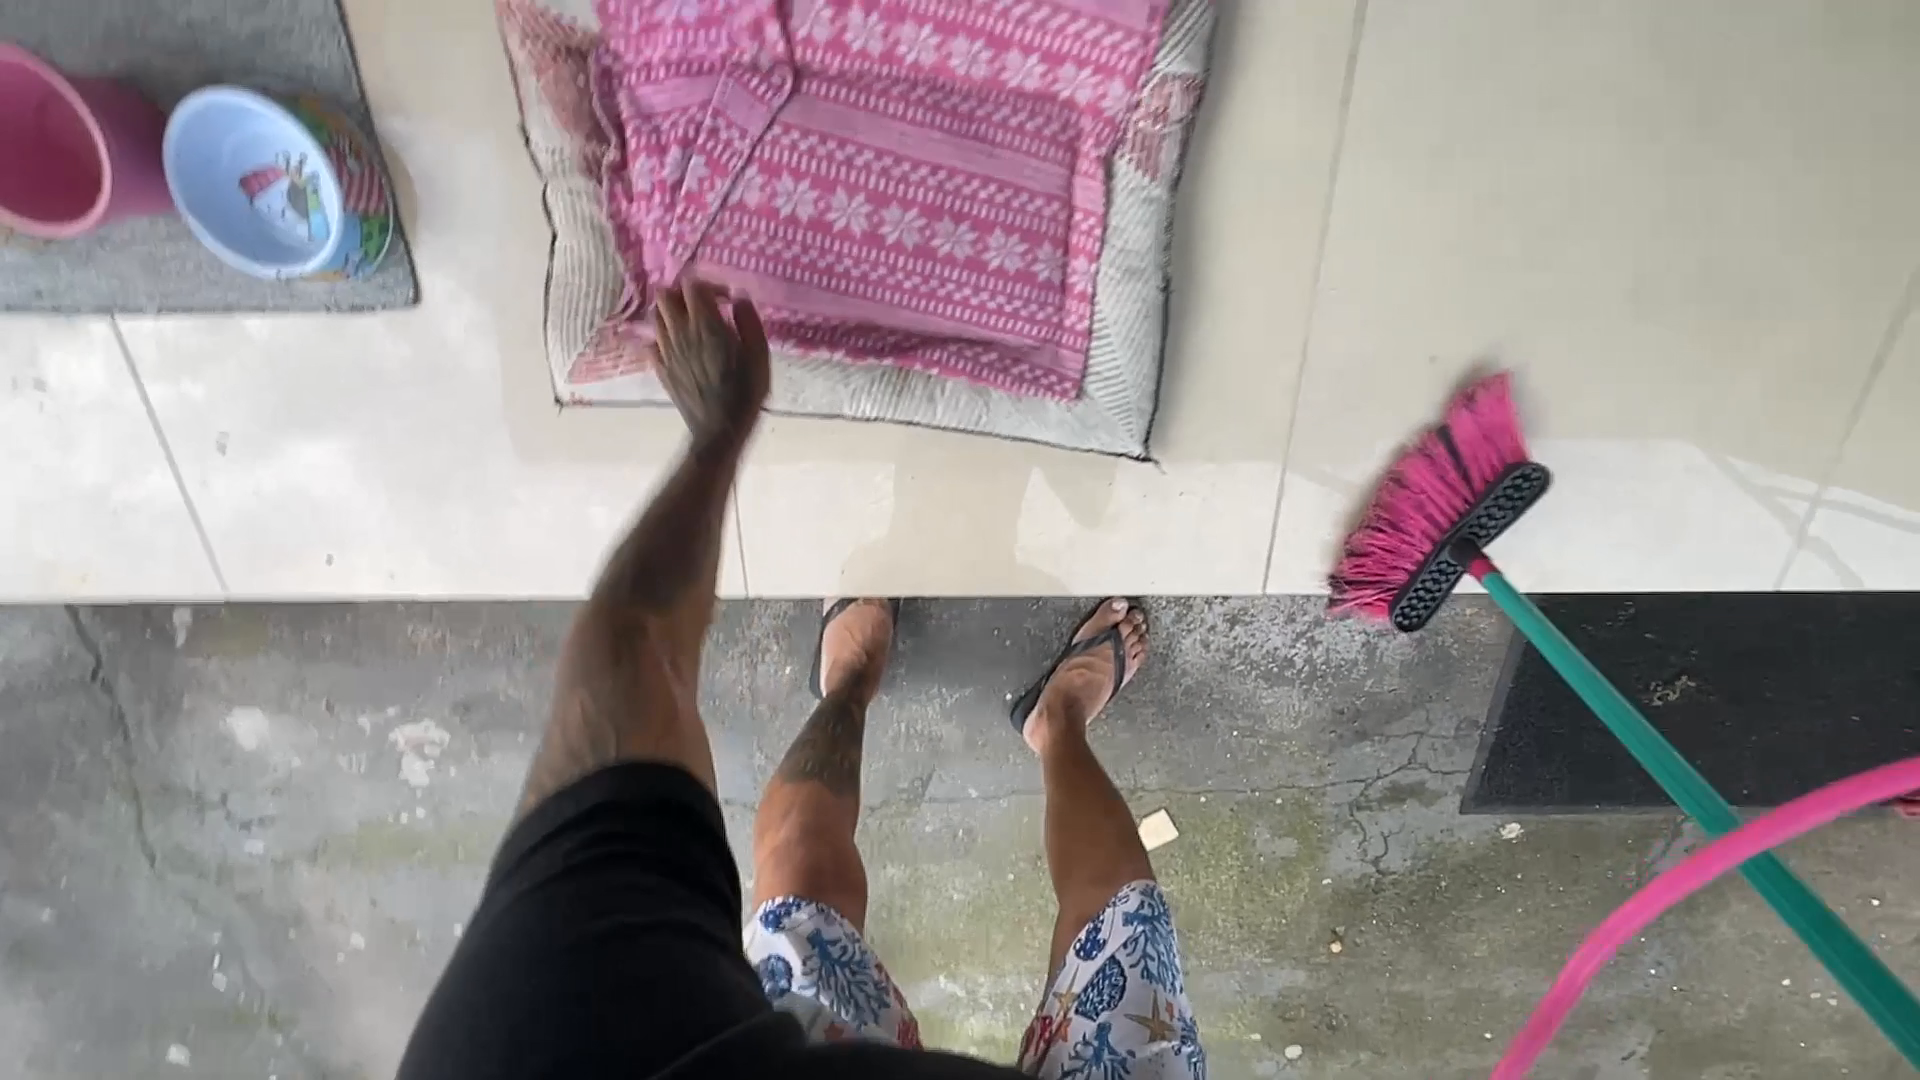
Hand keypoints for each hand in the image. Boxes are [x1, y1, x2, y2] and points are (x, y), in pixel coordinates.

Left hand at [651, 280, 770, 451]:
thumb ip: (749, 321)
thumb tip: (738, 296)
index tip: (725, 300)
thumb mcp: (760, 356)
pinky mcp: (660, 367)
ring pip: (656, 316)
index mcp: (705, 324)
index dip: (709, 285)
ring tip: (692, 326)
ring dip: (672, 314)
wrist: (719, 430)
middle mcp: (679, 332)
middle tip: (703, 308)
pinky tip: (680, 349)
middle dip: (683, 294)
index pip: (692, 284)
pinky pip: (653, 342)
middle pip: (666, 294)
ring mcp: (666, 350)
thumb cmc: (746, 393)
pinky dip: (664, 339)